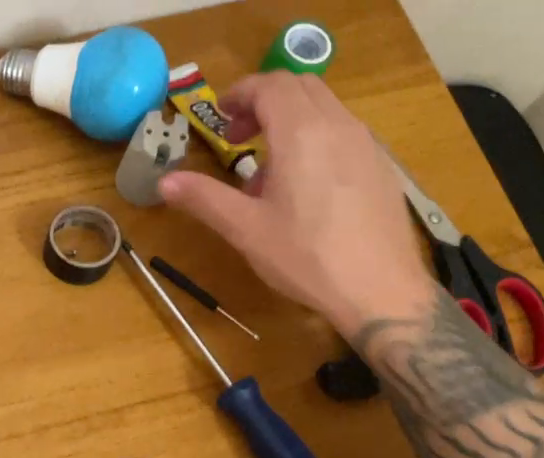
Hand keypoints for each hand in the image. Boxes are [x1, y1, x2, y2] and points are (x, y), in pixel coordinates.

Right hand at [159, 73, 433, 339]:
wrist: (377, 285)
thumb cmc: (305, 257)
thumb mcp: (245, 230)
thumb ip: (205, 199)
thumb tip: (165, 182)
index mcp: (300, 133)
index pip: (270, 85)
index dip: (241, 94)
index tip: (220, 117)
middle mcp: (337, 125)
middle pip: (299, 88)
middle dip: (264, 103)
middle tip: (238, 138)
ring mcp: (364, 142)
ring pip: (323, 109)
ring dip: (288, 123)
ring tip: (266, 172)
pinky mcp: (379, 164)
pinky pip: (341, 133)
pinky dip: (313, 140)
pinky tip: (302, 189)